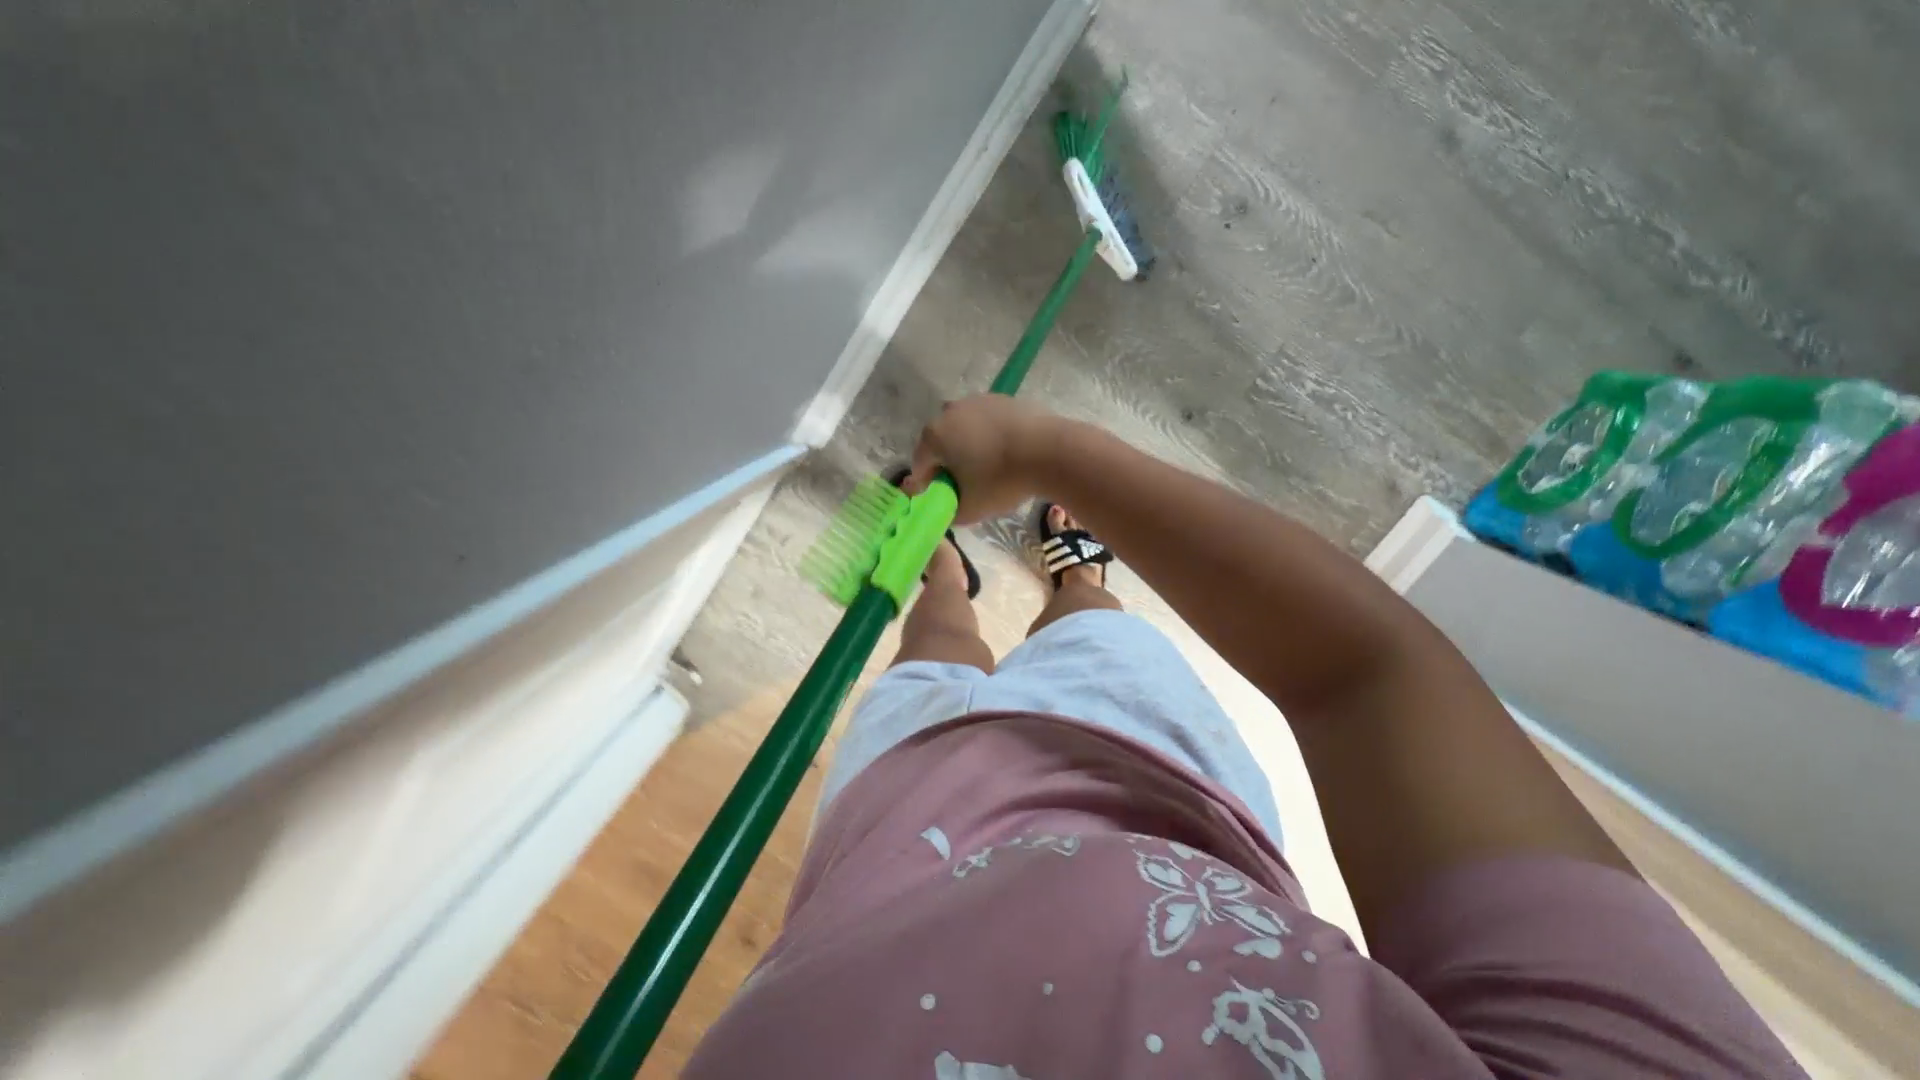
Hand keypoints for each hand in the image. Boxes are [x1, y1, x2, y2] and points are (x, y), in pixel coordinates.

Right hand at [905, 395, 1065, 522]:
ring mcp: (978, 401)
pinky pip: (989, 422)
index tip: (942, 499)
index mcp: (933, 436)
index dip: (928, 485)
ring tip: (989, 468)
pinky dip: (992, 436)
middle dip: (949, 463)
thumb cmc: (1000, 480)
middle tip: (965, 485)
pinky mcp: (1004, 399)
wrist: (1048, 451)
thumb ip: (950, 513)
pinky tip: (1008, 454)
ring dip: (970, 447)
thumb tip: (947, 510)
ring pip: (966, 430)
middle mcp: (950, 411)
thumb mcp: (970, 509)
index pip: (920, 464)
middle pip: (941, 443)